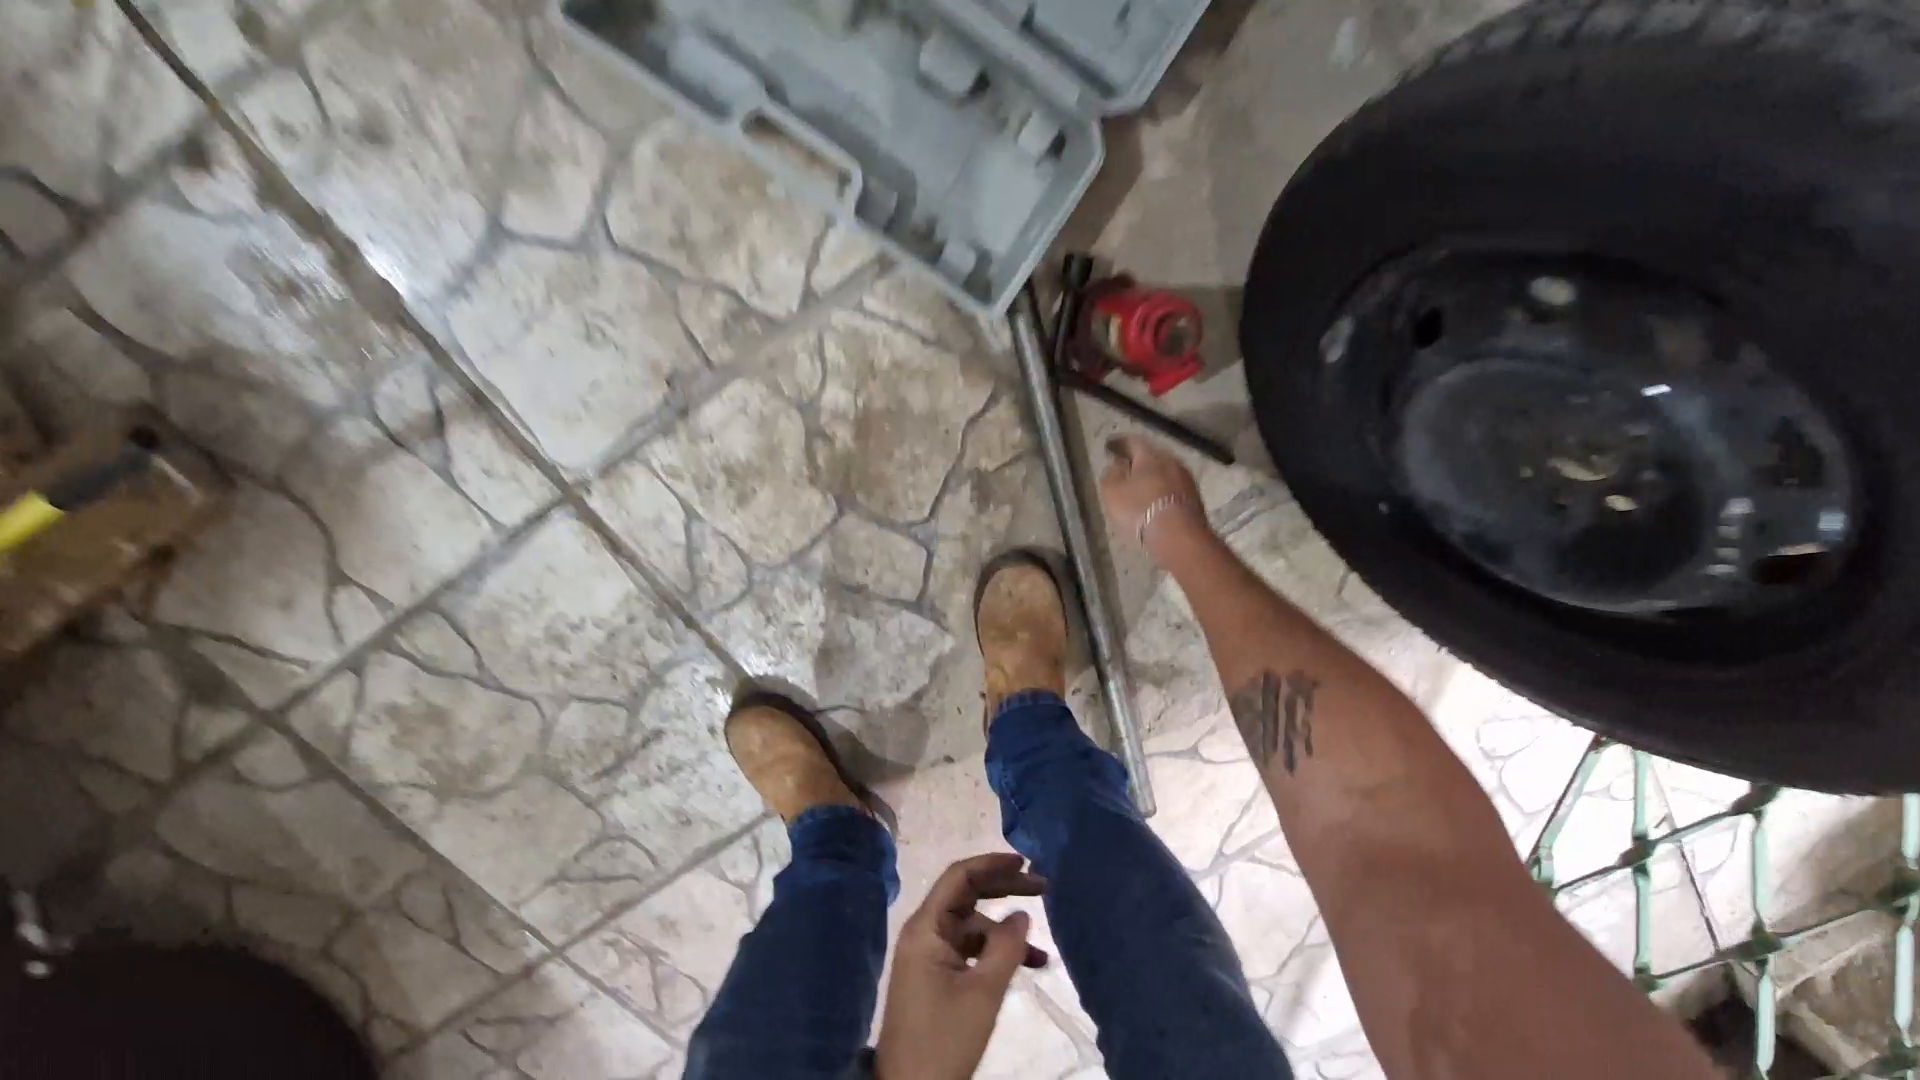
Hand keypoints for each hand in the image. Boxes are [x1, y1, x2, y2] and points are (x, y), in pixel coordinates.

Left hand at [873, 854, 1048, 1079]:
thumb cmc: (944, 1040)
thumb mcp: (983, 993)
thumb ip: (1005, 947)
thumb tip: (1021, 914)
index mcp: (925, 928)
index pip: (959, 877)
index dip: (991, 864)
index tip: (1025, 862)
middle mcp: (924, 933)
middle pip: (967, 896)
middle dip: (1004, 891)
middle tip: (1044, 889)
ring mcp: (928, 955)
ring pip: (972, 927)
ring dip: (1006, 934)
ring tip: (1042, 952)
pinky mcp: (935, 976)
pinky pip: (969, 951)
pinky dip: (996, 955)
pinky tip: (1028, 967)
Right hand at [1100, 435, 1208, 557]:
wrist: (1180, 538)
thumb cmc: (1140, 511)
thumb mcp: (1113, 492)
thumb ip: (1111, 475)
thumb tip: (1117, 465)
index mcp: (1150, 454)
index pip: (1132, 441)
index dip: (1118, 443)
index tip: (1108, 446)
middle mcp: (1171, 460)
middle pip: (1152, 455)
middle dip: (1137, 460)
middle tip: (1124, 465)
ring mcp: (1186, 479)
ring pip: (1164, 471)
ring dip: (1151, 476)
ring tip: (1139, 485)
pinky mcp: (1194, 498)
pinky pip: (1173, 487)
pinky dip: (1161, 489)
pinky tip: (1154, 499)